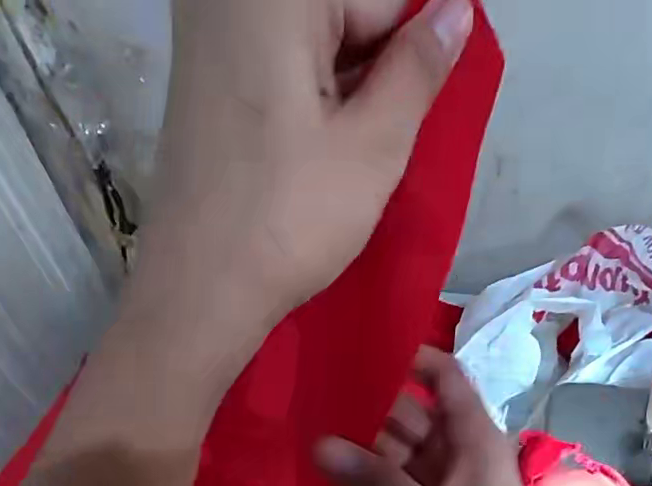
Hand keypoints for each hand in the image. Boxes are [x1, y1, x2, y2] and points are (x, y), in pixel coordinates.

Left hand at [123, 0, 474, 371]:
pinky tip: (324, 152)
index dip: (416, 45)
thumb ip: (418, 70)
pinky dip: (311, 100)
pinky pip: (274, 68)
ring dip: (348, 88)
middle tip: (392, 134)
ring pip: (308, 42)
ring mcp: (204, 40)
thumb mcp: (372, 147)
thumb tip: (454, 11)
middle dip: (379, 65)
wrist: (200, 292)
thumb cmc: (290, 221)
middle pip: (339, 12)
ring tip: (358, 154)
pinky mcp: (198, 85)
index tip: (426, 98)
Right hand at [314, 347, 568, 485]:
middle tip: (318, 397)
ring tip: (317, 434)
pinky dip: (379, 477)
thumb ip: (377, 483)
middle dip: (374, 406)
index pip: (445, 377)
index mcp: (476, 438)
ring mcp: (452, 481)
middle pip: (416, 412)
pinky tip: (342, 474)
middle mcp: (464, 450)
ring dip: (371, 445)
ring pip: (407, 448)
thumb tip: (320, 445)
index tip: (359, 352)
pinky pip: (405, 479)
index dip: (409, 358)